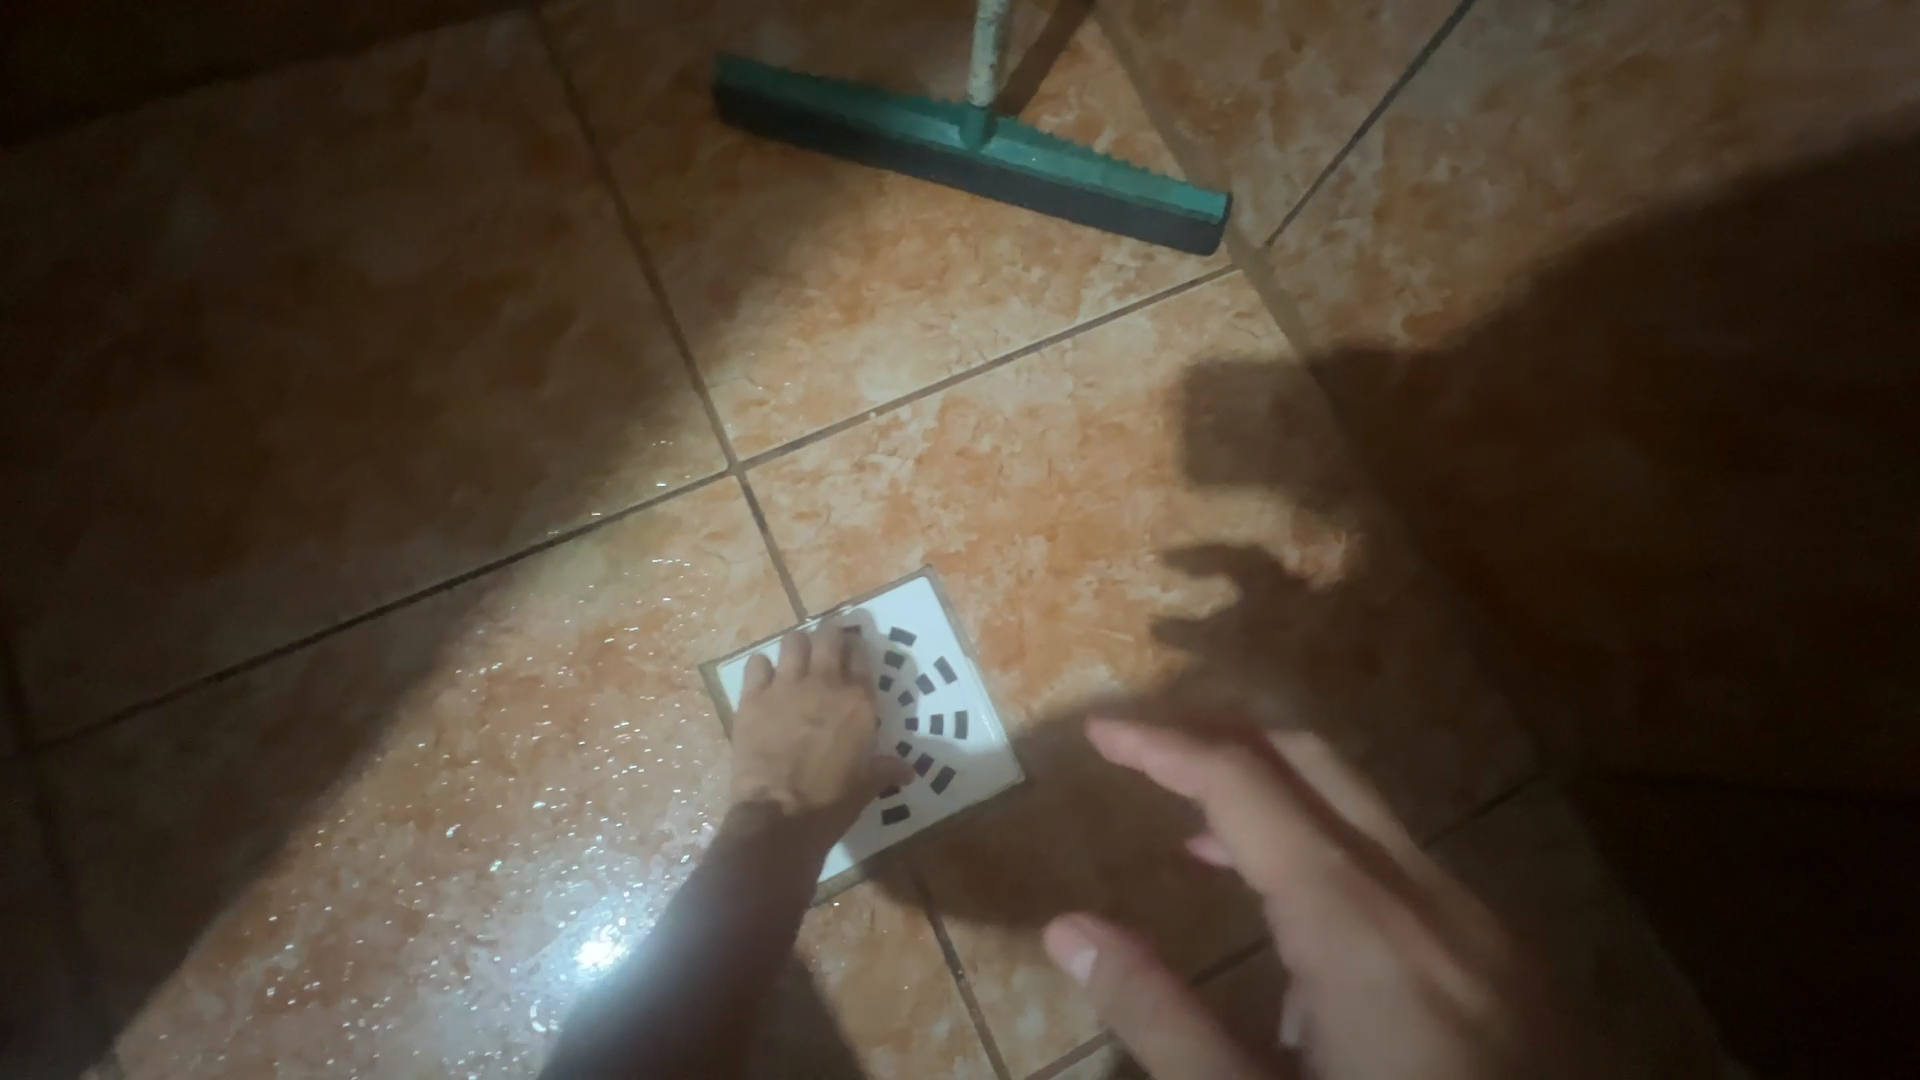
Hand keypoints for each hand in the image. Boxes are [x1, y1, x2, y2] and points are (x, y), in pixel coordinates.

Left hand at [727, 626, 912, 843]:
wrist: (778, 818)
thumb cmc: (830, 803)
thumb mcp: (867, 786)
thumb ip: (886, 769)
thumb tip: (908, 770)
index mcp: (859, 701)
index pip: (861, 655)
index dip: (857, 649)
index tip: (854, 652)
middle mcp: (825, 683)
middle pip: (829, 636)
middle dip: (830, 635)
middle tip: (827, 645)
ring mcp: (786, 686)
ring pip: (793, 641)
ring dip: (797, 646)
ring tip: (796, 659)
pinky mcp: (753, 698)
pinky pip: (756, 664)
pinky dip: (762, 667)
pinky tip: (764, 679)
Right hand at [1042, 719, 1568, 1079]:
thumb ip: (1156, 1015)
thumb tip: (1067, 928)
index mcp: (1359, 929)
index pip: (1243, 783)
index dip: (1162, 744)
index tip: (1100, 729)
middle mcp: (1424, 897)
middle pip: (1307, 759)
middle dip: (1217, 736)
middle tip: (1142, 748)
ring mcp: (1473, 922)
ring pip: (1352, 799)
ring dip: (1264, 783)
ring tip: (1188, 813)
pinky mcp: (1495, 954)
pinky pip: (1387, 853)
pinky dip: (1312, 834)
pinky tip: (1278, 898)